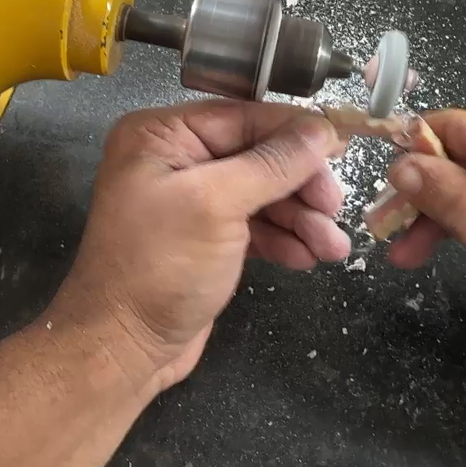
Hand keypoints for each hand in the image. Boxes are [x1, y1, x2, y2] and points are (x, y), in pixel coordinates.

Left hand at [48, 101, 349, 389]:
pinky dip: (283, 239)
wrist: (124, 348)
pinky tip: (307, 257)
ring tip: (332, 247)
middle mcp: (175, 159)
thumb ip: (272, 164)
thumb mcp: (216, 205)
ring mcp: (192, 199)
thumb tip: (322, 130)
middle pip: (259, 155)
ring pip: (263, 193)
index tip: (341, 147)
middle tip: (333, 208)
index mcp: (161, 135)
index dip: (295, 133)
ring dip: (301, 218)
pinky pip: (255, 224)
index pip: (243, 118)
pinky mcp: (206, 237)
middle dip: (300, 184)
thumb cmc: (159, 267)